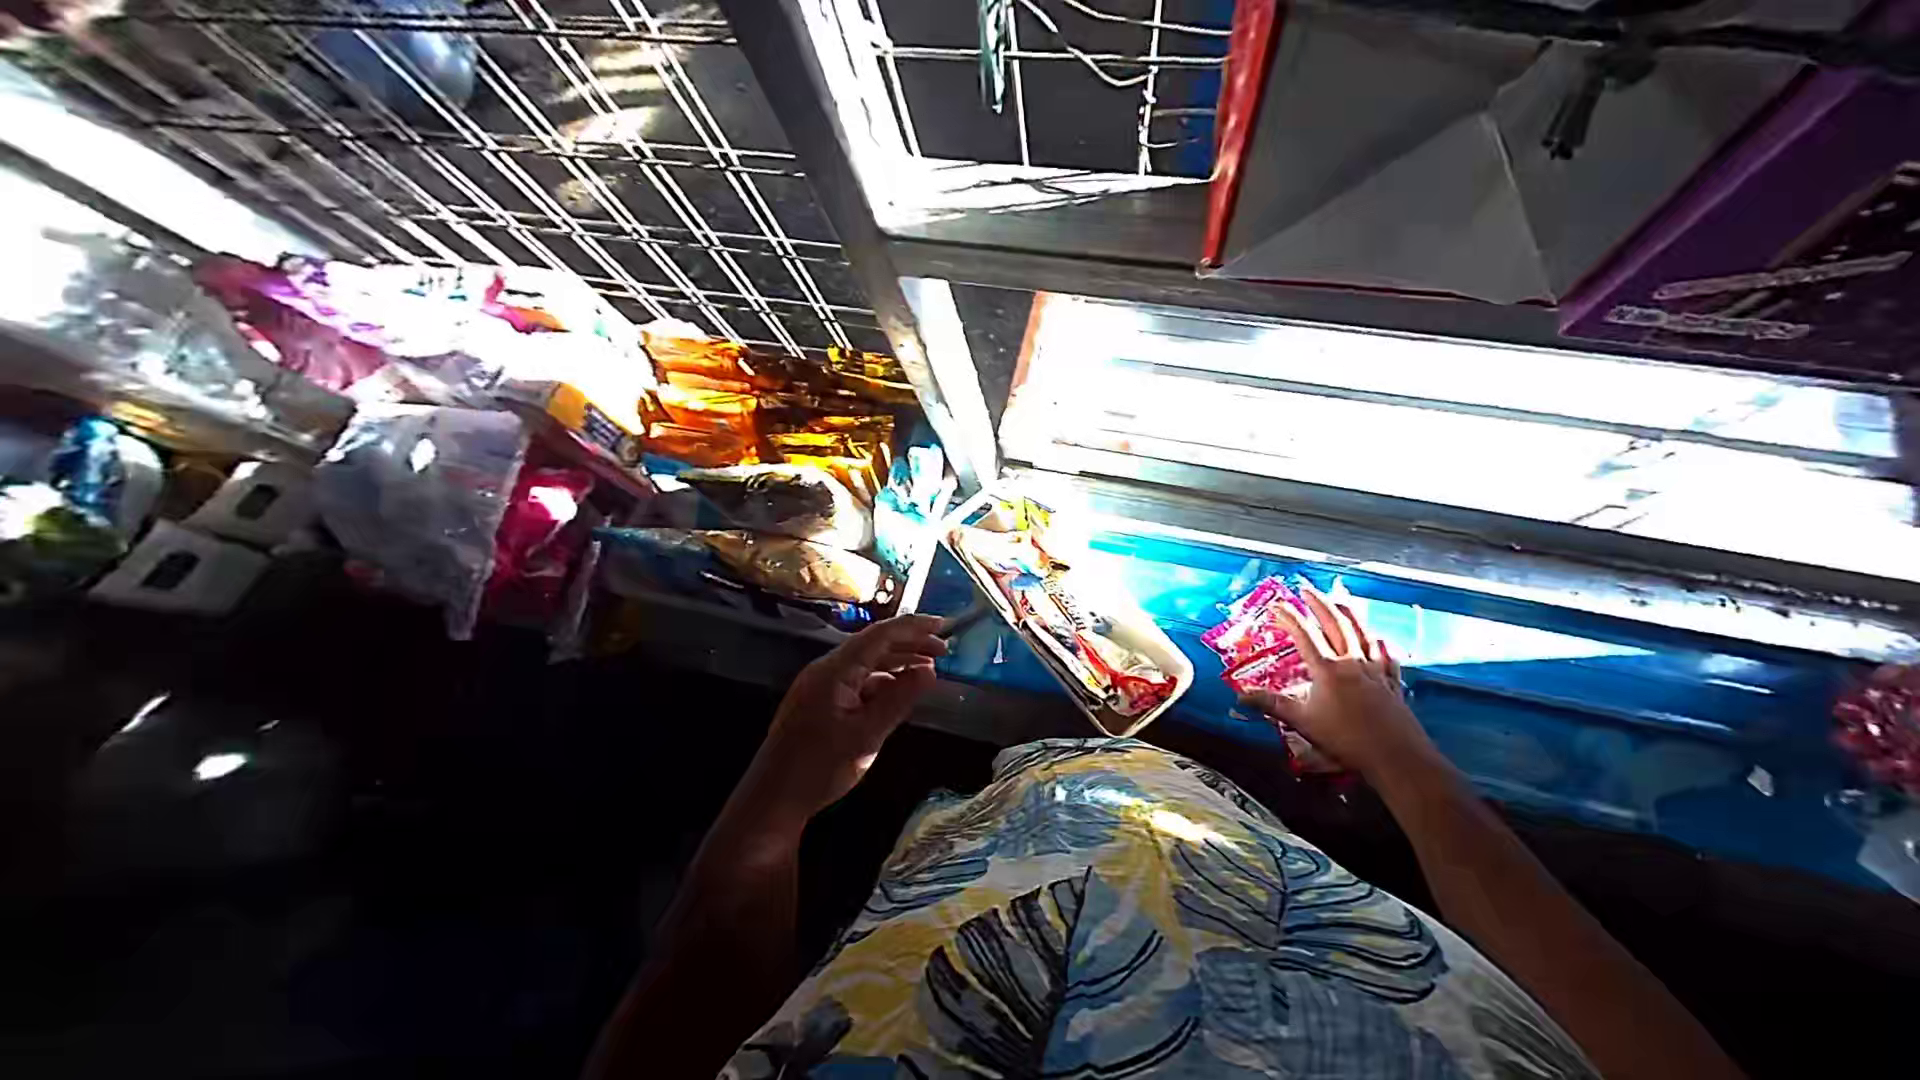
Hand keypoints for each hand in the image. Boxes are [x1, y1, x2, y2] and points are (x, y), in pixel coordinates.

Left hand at [747, 614, 947, 820]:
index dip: (913, 627)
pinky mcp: (821, 702)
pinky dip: (882, 682)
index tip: (943, 625)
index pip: (880, 635)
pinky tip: (899, 693)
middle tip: (944, 651)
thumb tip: (930, 671)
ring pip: (866, 663)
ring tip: (928, 670)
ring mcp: (821, 685)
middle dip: (909, 644)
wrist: (773, 799)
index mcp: (835, 670)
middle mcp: (826, 669)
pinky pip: (857, 681)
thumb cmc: (820, 768)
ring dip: (897, 663)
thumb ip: (899, 700)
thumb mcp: (866, 735)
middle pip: (873, 645)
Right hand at [1239, 585, 1440, 782]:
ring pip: (1362, 635)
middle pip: (1335, 626)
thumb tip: (1240, 696)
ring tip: (1340, 601)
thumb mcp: (1302, 722)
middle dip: (1319, 605)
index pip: (1305, 635)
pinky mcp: (1392, 685)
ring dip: (1349, 615)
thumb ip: (1271, 705)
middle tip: (1307, 590)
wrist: (1396, 757)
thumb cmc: (1345, 739)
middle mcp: (1352, 663)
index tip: (1277, 605)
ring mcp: (1375, 672)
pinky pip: (1386, 658)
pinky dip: (1380, 645)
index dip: (1290, 617)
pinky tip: (1379, 640)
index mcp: (1327, 669)